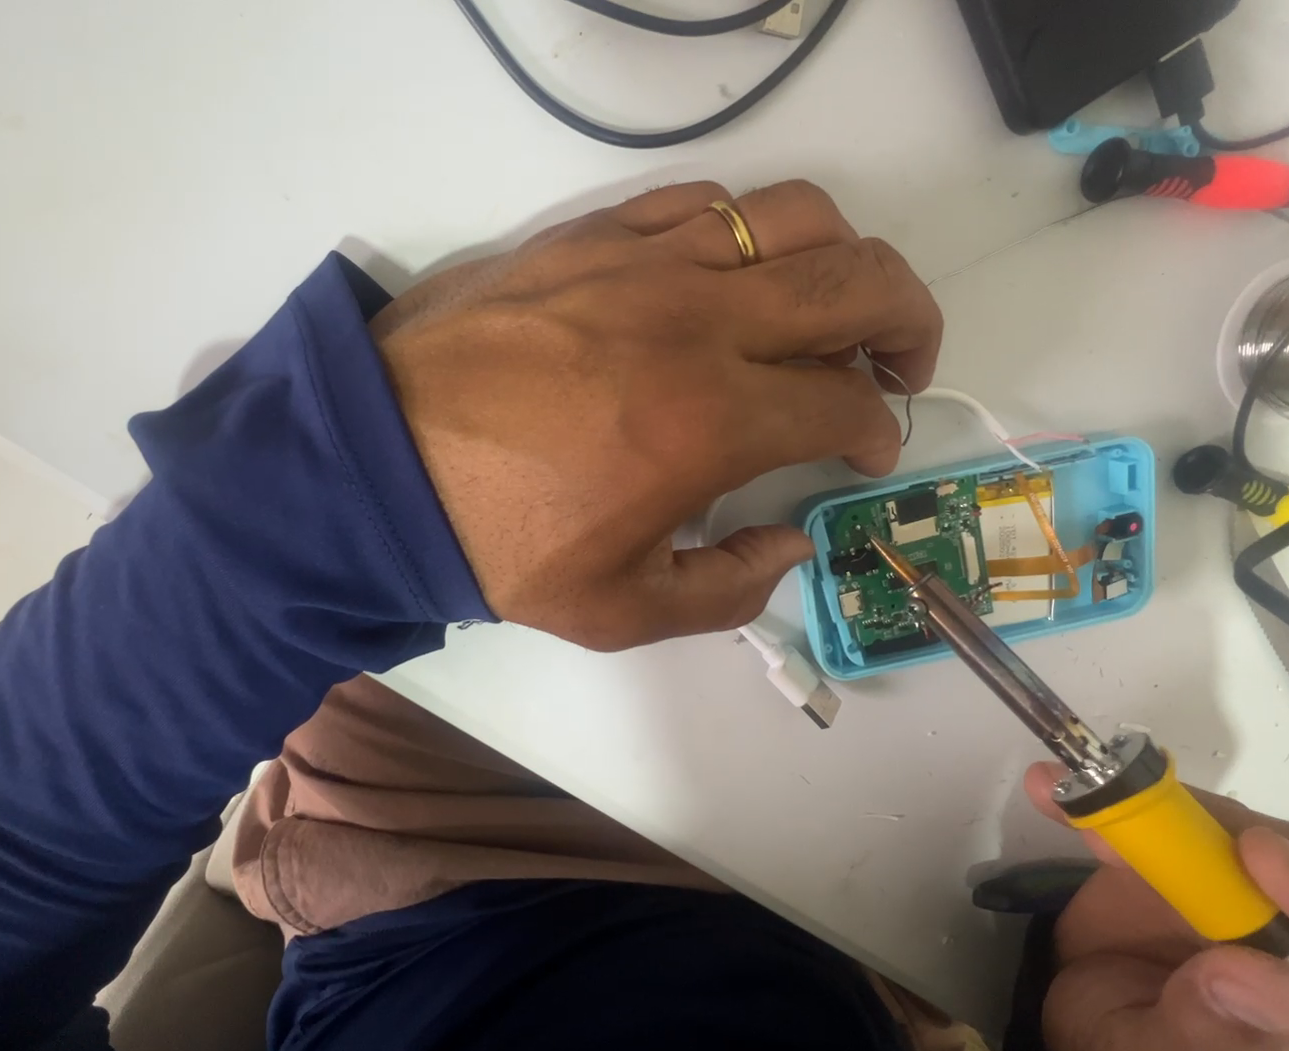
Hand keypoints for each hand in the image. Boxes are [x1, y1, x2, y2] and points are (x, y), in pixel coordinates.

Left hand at [370, 180, 942, 649]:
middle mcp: (696, 322)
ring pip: (795, 217)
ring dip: (841, 261)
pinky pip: (705, 201)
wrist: (379, 460)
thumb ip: (726, 590)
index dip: (876, 429)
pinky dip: (750, 231)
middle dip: (910, 321)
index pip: (844, 402)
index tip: (866, 447)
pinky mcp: (594, 232)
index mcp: (710, 423)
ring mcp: (645, 261)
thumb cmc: (497, 539)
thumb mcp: (616, 611)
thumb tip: (787, 547)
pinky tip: (736, 277)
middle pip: (858, 281)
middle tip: (902, 362)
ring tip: (831, 309)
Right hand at [1022, 763, 1288, 1050]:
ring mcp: (1280, 912)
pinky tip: (1060, 792)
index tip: (1270, 866)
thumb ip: (1220, 1045)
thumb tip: (1270, 980)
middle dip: (1269, 854)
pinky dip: (1122, 801)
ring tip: (1097, 801)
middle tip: (1193, 828)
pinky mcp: (1215, 868)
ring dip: (1182, 816)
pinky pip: (1186, 823)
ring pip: (1269, 844)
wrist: (1088, 1031)